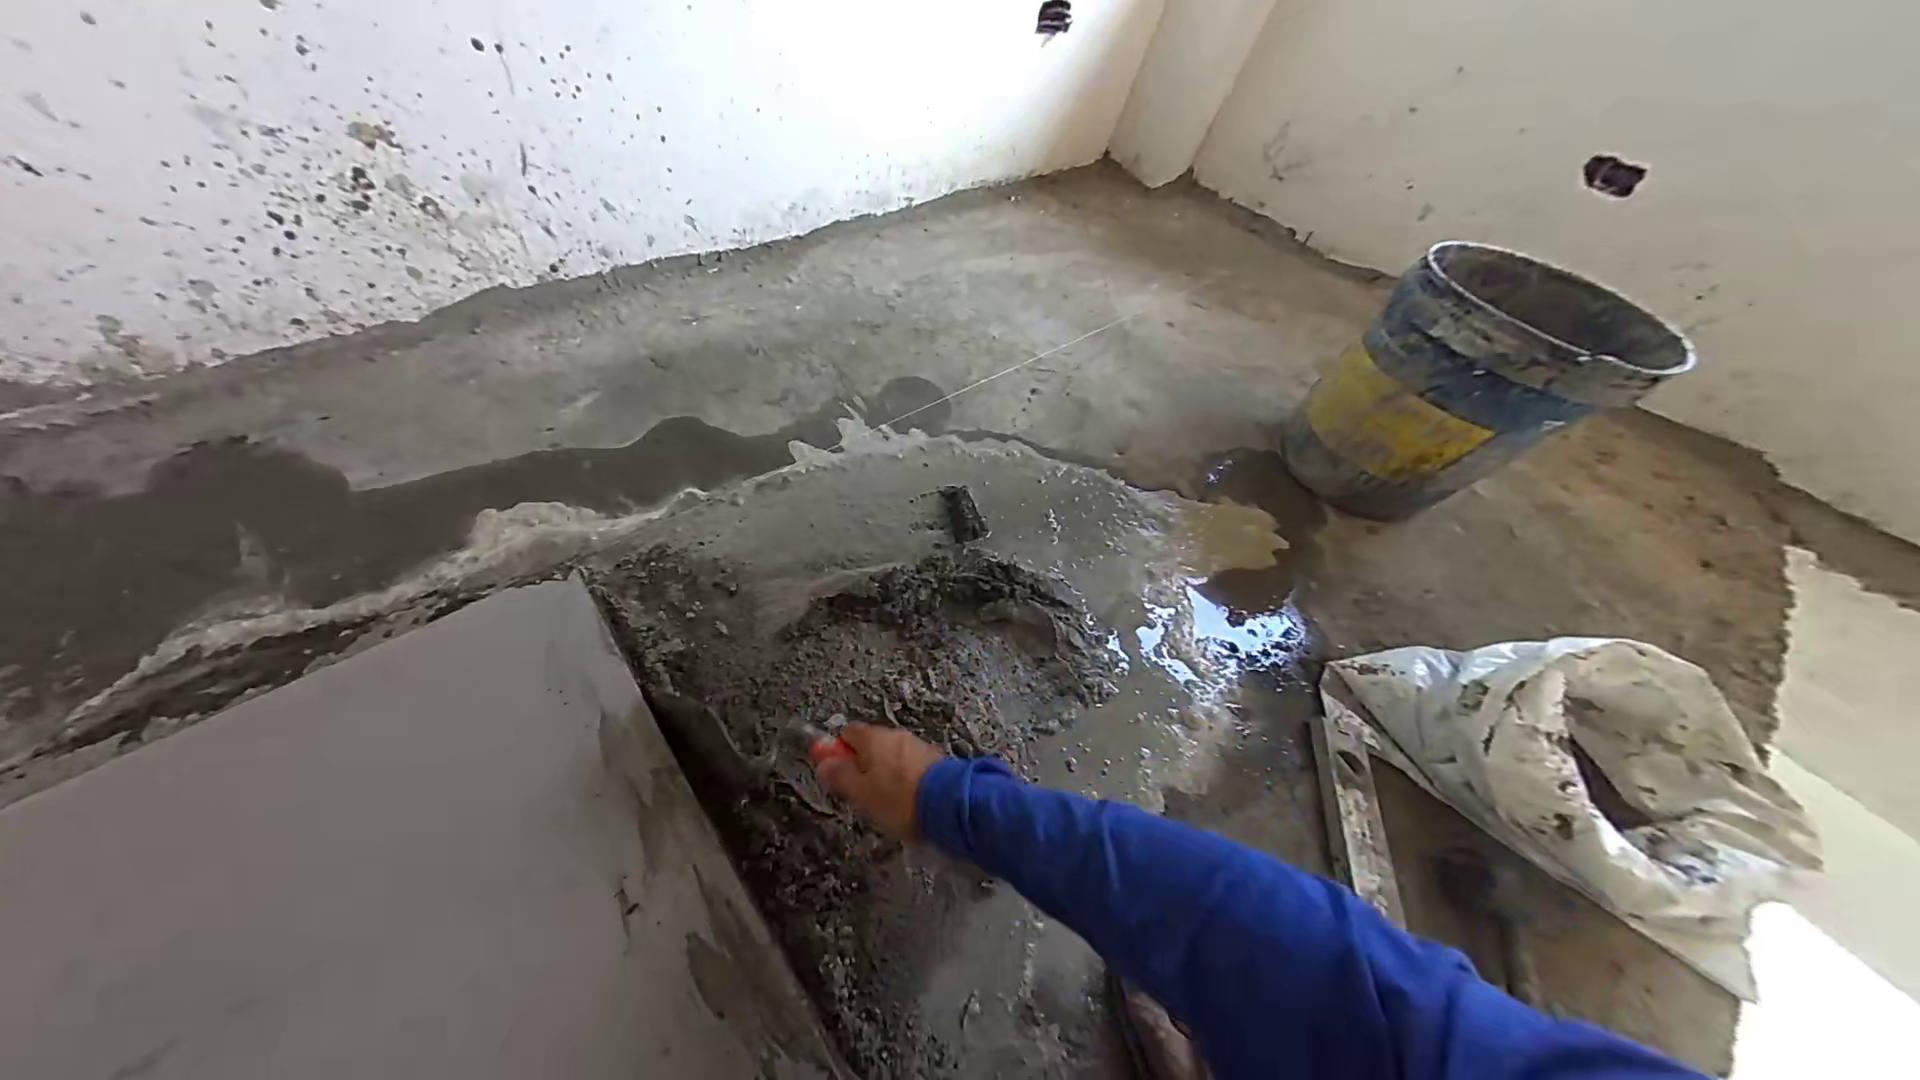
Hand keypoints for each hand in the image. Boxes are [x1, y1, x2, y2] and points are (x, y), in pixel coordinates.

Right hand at [814, 722, 944, 840]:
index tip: (836, 772)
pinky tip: (904, 798)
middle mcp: (895, 734)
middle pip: (869, 744)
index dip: (838, 751)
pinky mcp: (932, 758)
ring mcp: (915, 745)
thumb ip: (839, 775)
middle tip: (860, 792)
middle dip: (862, 765)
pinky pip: (908, 764)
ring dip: (883, 771)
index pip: (847, 732)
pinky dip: (902, 776)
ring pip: (890, 754)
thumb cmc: (897, 799)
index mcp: (873, 737)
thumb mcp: (860, 792)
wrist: (948, 803)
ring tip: (884, 800)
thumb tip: (823, 763)